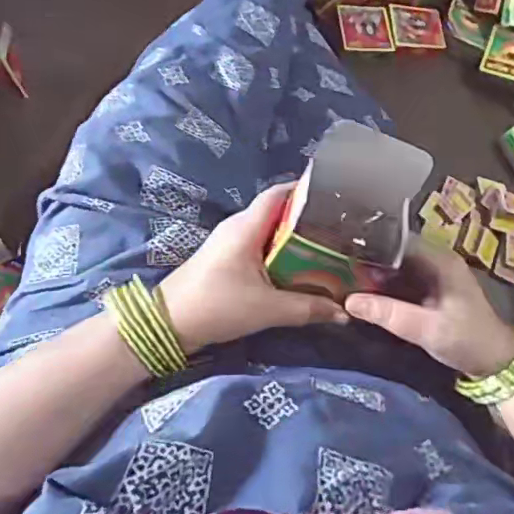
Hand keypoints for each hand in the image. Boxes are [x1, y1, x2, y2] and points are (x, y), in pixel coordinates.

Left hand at [159, 182, 346, 350]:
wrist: (168, 324)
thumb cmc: (217, 306)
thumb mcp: (268, 310)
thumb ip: (308, 309)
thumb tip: (345, 313)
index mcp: (247, 227)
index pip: (280, 193)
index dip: (306, 189)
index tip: (335, 197)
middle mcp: (238, 227)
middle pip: (278, 212)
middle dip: (308, 220)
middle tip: (340, 230)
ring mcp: (229, 243)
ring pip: (269, 232)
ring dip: (294, 240)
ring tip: (327, 249)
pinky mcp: (225, 259)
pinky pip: (259, 247)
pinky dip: (280, 253)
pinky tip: (298, 268)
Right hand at [344, 242, 513, 377]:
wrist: (496, 363)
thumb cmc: (467, 340)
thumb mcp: (427, 329)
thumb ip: (389, 313)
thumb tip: (349, 300)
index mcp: (440, 261)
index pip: (399, 241)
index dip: (372, 246)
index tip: (345, 255)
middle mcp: (437, 261)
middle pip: (395, 253)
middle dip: (370, 263)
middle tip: (341, 272)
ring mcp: (435, 276)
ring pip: (397, 268)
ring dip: (376, 276)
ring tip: (348, 282)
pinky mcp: (431, 291)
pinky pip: (403, 282)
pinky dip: (386, 288)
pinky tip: (367, 295)